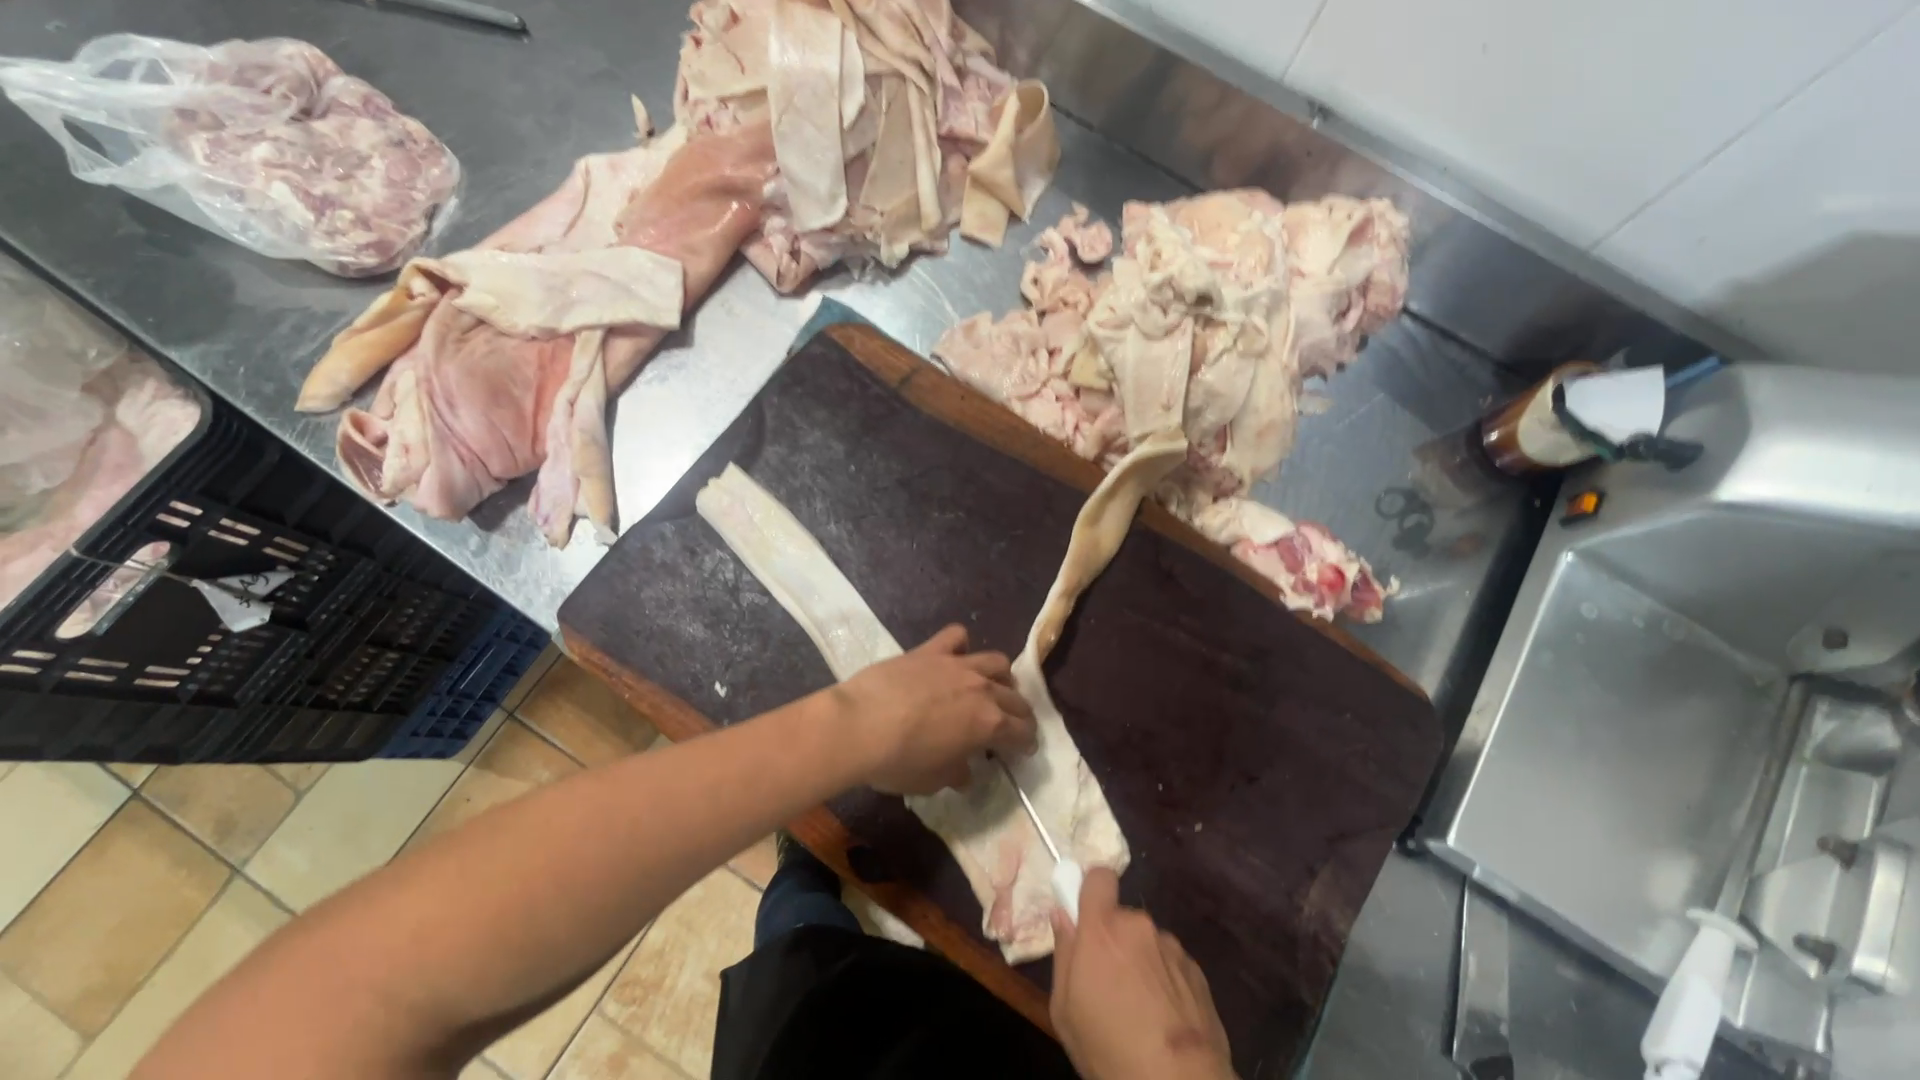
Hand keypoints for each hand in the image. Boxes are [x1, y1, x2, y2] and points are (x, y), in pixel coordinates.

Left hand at [829, 624, 1036, 794]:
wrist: (859, 725)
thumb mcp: (932, 781)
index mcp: (988, 725)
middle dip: (1019, 713)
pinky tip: (956, 655)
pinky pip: (956, 637)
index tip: (1022, 749)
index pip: (1021, 732)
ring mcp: (957, 665)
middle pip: (1015, 697)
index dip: (1025, 743)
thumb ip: (955, 773)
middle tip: (1012, 724)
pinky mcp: (930, 650)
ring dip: (1001, 676)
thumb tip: (964, 772)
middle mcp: (981, 689)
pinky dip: (961, 645)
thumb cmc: (898, 761)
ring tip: (993, 687)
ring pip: (996, 662)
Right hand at [1050, 869, 1234, 1079]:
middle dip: (1113, 941)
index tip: (1084, 916)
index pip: (1099, 877)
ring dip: (1141, 963)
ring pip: (1147, 944)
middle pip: (1122, 919)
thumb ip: (1063, 953)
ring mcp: (1173, 949)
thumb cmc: (1108, 1048)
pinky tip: (1163, 1020)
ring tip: (1140, 1010)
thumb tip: (1062, 915)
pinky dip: (1164, 983)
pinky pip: (1171, 965)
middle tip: (1106, 984)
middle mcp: (1140, 927)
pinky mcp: (1198, 973)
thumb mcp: (1064, 1009)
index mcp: (1102, 930)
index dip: (1091, 890)